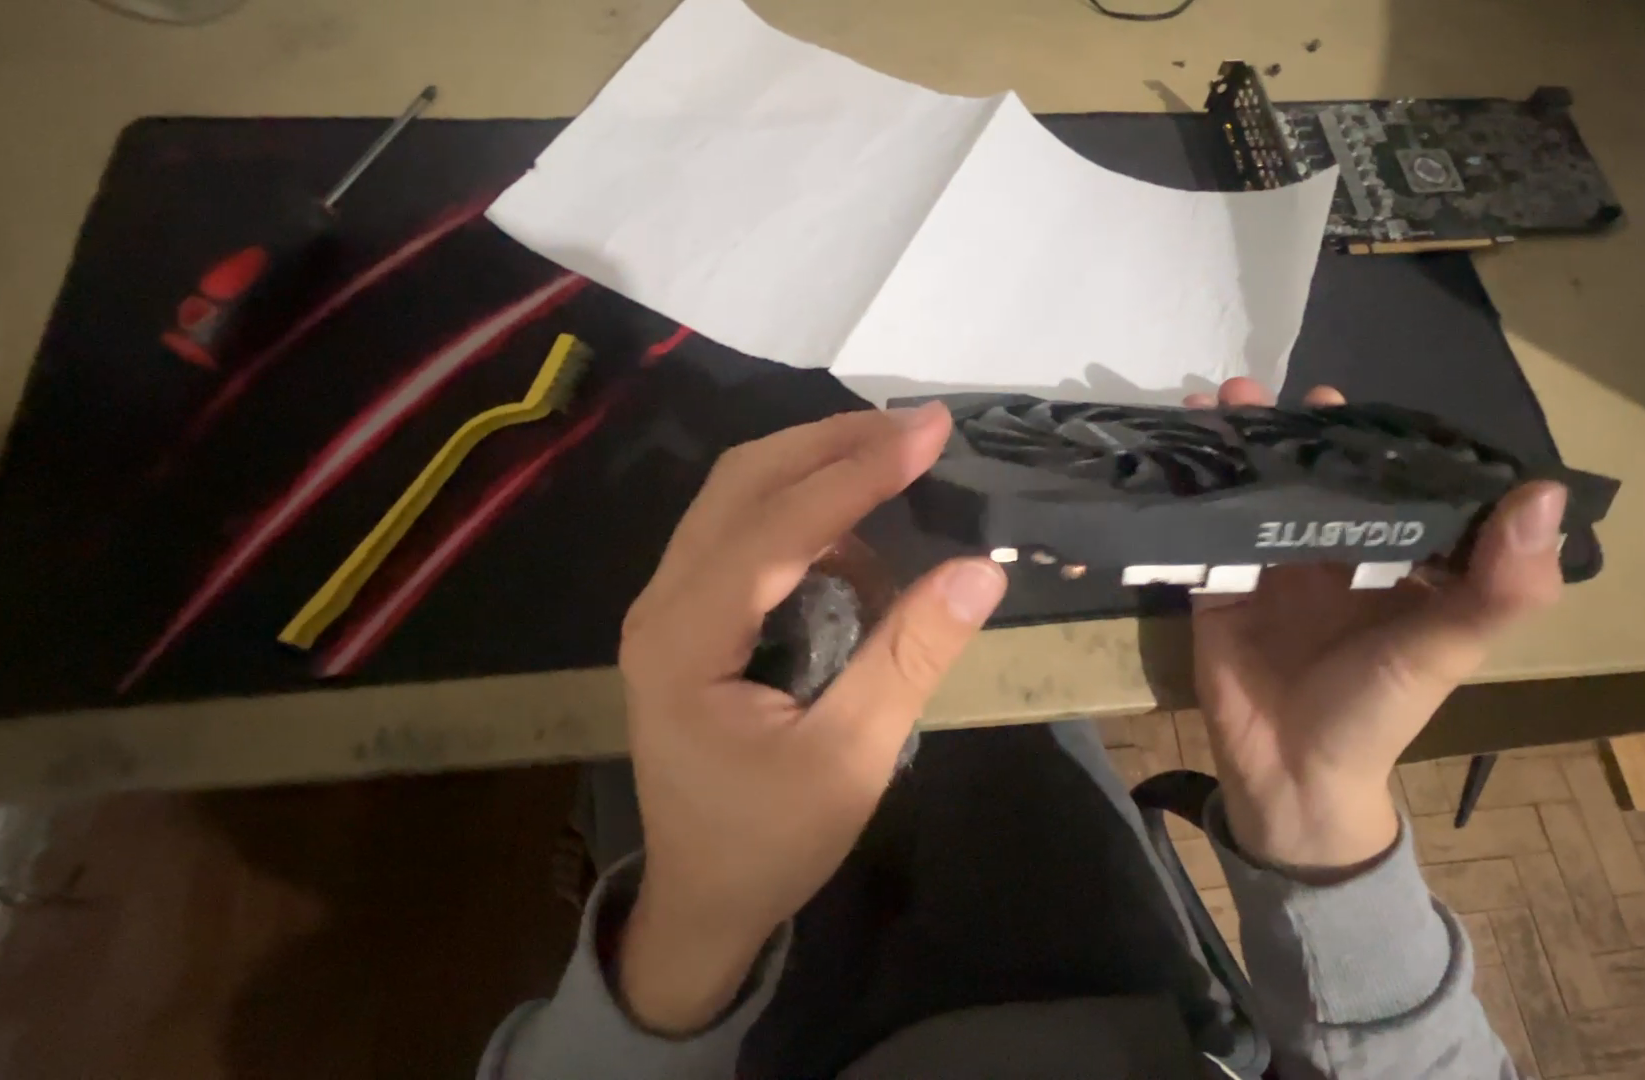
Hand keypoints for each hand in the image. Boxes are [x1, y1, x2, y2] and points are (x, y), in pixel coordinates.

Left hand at [615, 404, 1007, 1032]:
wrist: (702, 900)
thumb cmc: (769, 841)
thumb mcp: (851, 759)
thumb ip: (911, 658)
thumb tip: (981, 568)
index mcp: (684, 640)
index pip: (773, 527)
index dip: (855, 473)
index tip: (928, 432)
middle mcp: (663, 603)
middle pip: (742, 483)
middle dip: (831, 444)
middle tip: (915, 429)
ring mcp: (671, 605)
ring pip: (739, 497)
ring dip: (817, 468)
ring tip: (897, 466)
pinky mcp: (693, 614)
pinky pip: (747, 534)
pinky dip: (807, 514)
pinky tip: (859, 536)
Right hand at [1183, 379, 1565, 875]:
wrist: (1288, 770)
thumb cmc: (1375, 712)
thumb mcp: (1443, 651)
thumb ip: (1500, 588)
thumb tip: (1543, 493)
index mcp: (1391, 558)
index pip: (1384, 480)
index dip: (1364, 435)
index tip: (1333, 397)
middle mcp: (1329, 551)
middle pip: (1310, 475)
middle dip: (1283, 430)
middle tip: (1258, 391)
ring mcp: (1269, 564)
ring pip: (1255, 490)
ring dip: (1234, 446)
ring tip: (1214, 401)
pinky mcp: (1220, 582)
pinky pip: (1207, 529)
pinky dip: (1192, 491)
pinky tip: (1178, 453)